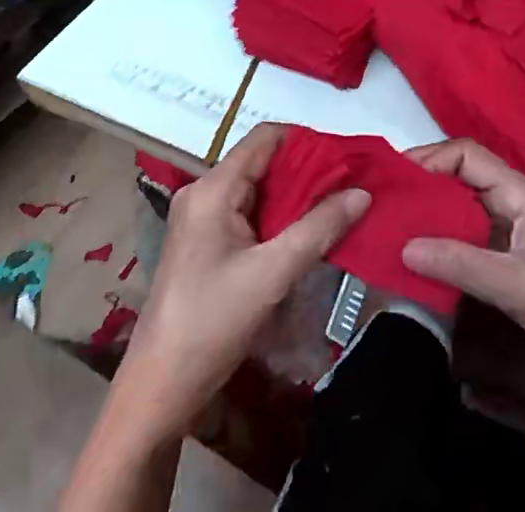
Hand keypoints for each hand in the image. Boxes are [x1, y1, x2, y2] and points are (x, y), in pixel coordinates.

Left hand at [117, 124, 370, 435]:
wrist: (161, 386)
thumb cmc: (211, 322)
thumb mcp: (273, 273)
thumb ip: (319, 228)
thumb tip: (362, 192)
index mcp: (212, 190)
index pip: (265, 138)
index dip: (307, 140)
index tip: (346, 156)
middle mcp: (205, 195)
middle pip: (264, 163)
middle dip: (309, 170)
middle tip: (353, 182)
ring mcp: (205, 220)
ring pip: (261, 192)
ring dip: (300, 196)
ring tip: (342, 204)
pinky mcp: (210, 245)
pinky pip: (253, 216)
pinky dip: (284, 218)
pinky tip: (313, 231)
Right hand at [401, 139, 524, 384]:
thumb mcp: (517, 286)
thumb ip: (462, 263)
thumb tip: (404, 244)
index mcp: (521, 194)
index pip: (468, 155)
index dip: (430, 159)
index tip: (395, 180)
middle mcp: (511, 203)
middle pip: (458, 176)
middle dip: (421, 184)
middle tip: (382, 202)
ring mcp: (505, 230)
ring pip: (457, 206)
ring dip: (425, 212)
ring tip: (388, 225)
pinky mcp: (500, 256)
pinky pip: (459, 235)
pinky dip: (434, 238)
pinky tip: (411, 255)